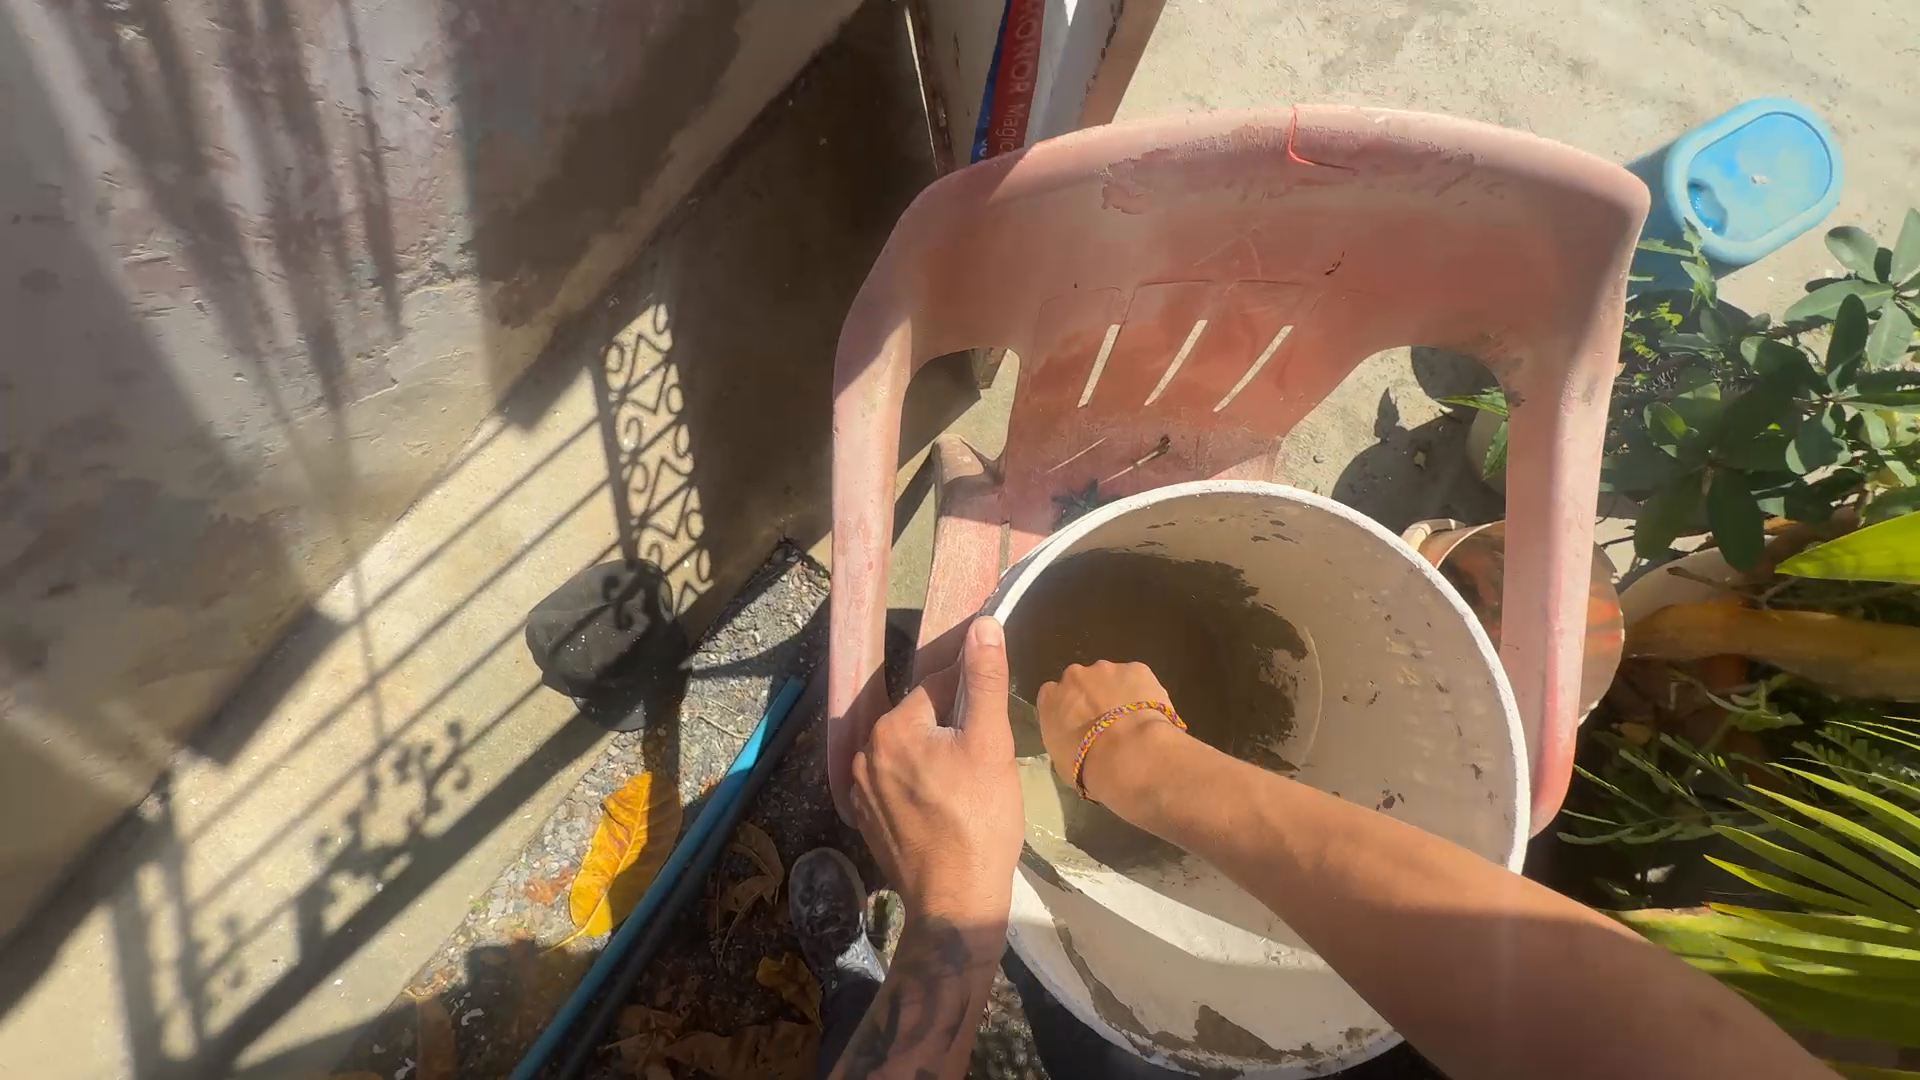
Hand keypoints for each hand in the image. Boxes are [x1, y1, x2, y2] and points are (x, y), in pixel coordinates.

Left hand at [849, 617, 1022, 924]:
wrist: (955, 902)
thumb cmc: (980, 819)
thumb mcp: (990, 742)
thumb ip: (984, 679)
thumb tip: (982, 624)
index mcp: (892, 727)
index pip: (939, 686)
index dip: (973, 699)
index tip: (994, 723)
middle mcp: (866, 751)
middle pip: (922, 717)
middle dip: (955, 728)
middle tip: (985, 761)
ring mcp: (862, 788)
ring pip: (911, 750)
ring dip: (938, 755)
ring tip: (969, 786)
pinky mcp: (868, 817)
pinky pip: (899, 781)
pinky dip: (922, 783)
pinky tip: (946, 807)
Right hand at [1035, 660, 1183, 799]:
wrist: (1130, 755)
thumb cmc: (1088, 767)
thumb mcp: (1061, 760)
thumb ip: (1064, 739)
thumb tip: (1075, 740)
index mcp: (1050, 698)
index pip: (1053, 696)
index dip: (1068, 710)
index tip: (1079, 726)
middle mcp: (1074, 676)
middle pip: (1082, 682)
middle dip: (1092, 698)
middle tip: (1107, 725)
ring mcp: (1106, 669)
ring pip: (1111, 678)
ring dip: (1118, 694)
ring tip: (1133, 723)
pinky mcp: (1137, 669)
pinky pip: (1138, 679)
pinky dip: (1143, 693)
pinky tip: (1150, 716)